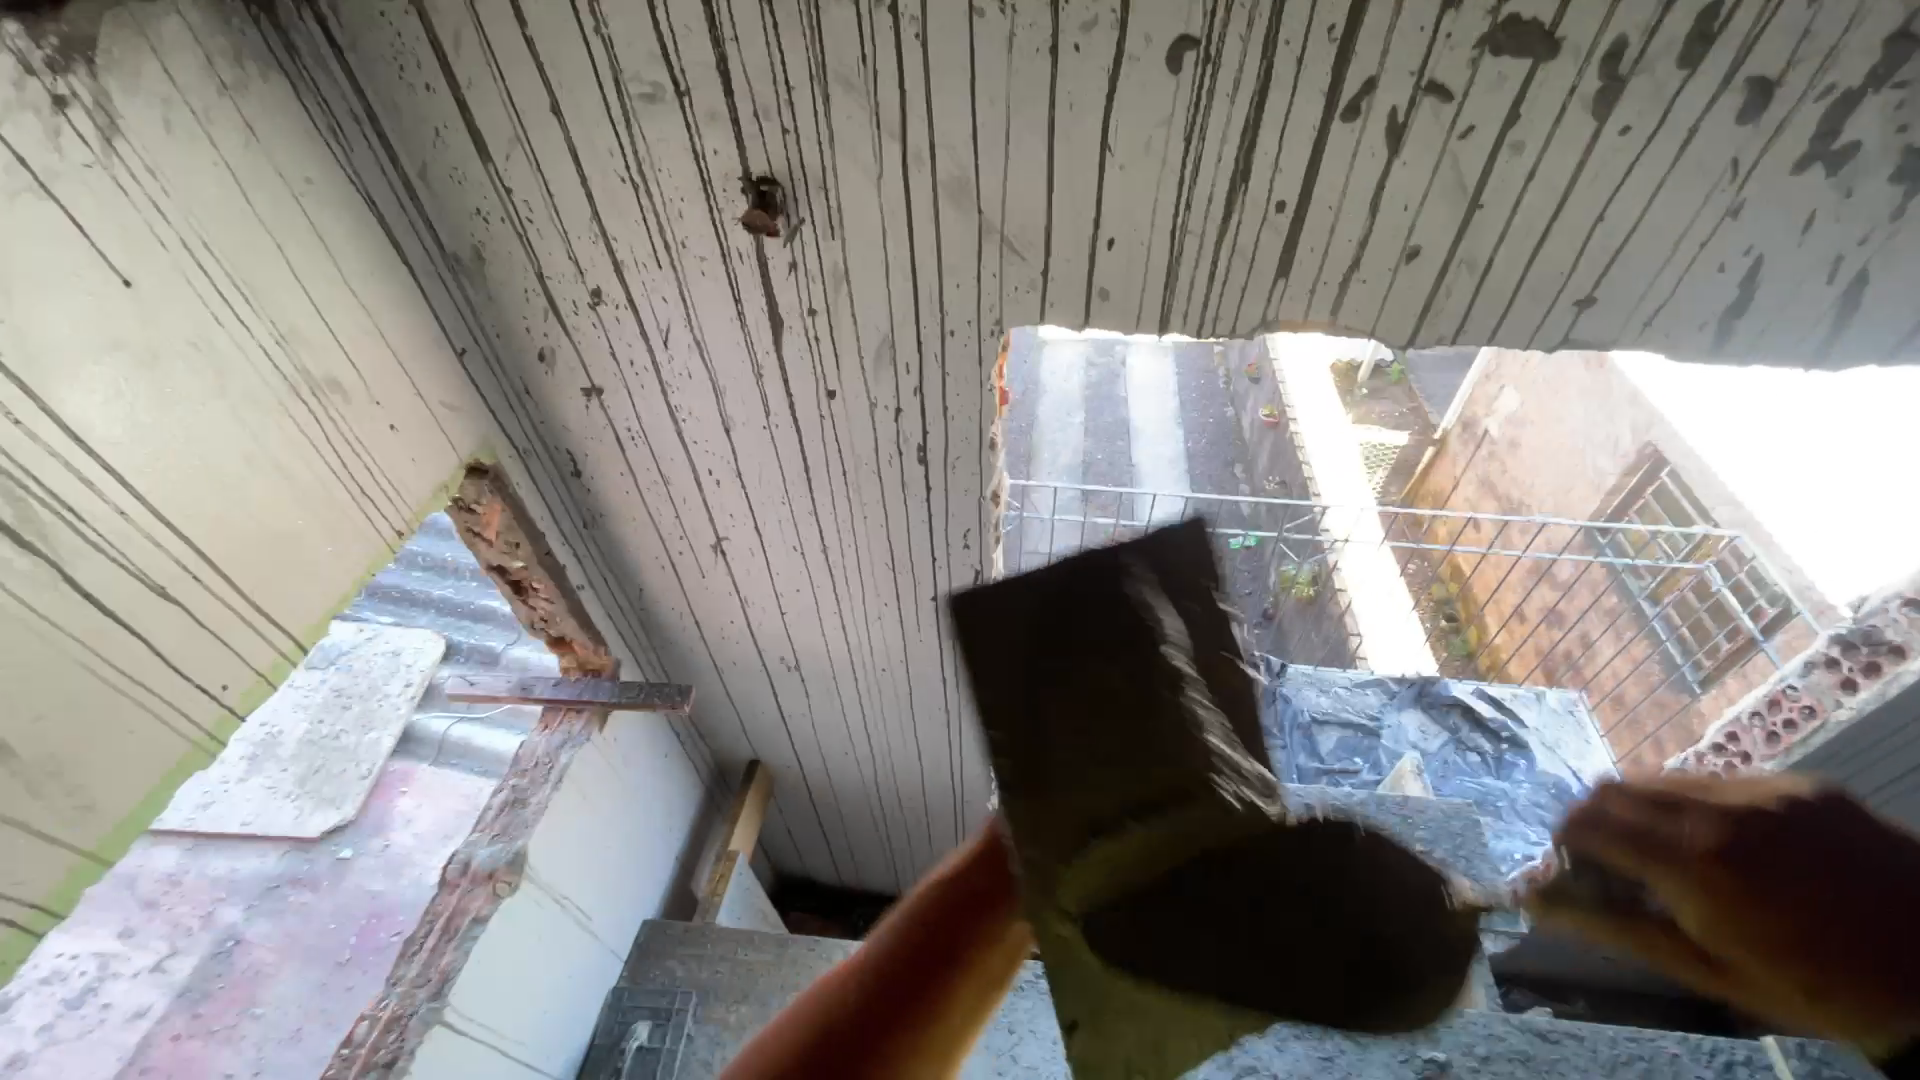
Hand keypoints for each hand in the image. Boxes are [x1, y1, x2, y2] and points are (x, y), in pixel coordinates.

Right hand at [1524, 774, 1919, 1054]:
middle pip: (1612, 789)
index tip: (1576, 870)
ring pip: (1659, 778)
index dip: (1565, 842)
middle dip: (1594, 820)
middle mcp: (1720, 810)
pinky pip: (1715, 780)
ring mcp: (1764, 791)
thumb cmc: (1821, 989)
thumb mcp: (1710, 971)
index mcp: (1694, 863)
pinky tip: (1728, 844)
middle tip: (1613, 860)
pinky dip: (1694, 805)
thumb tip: (1531, 900)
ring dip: (1641, 808)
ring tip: (1669, 852)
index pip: (1585, 822)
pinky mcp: (1801, 784)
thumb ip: (1613, 926)